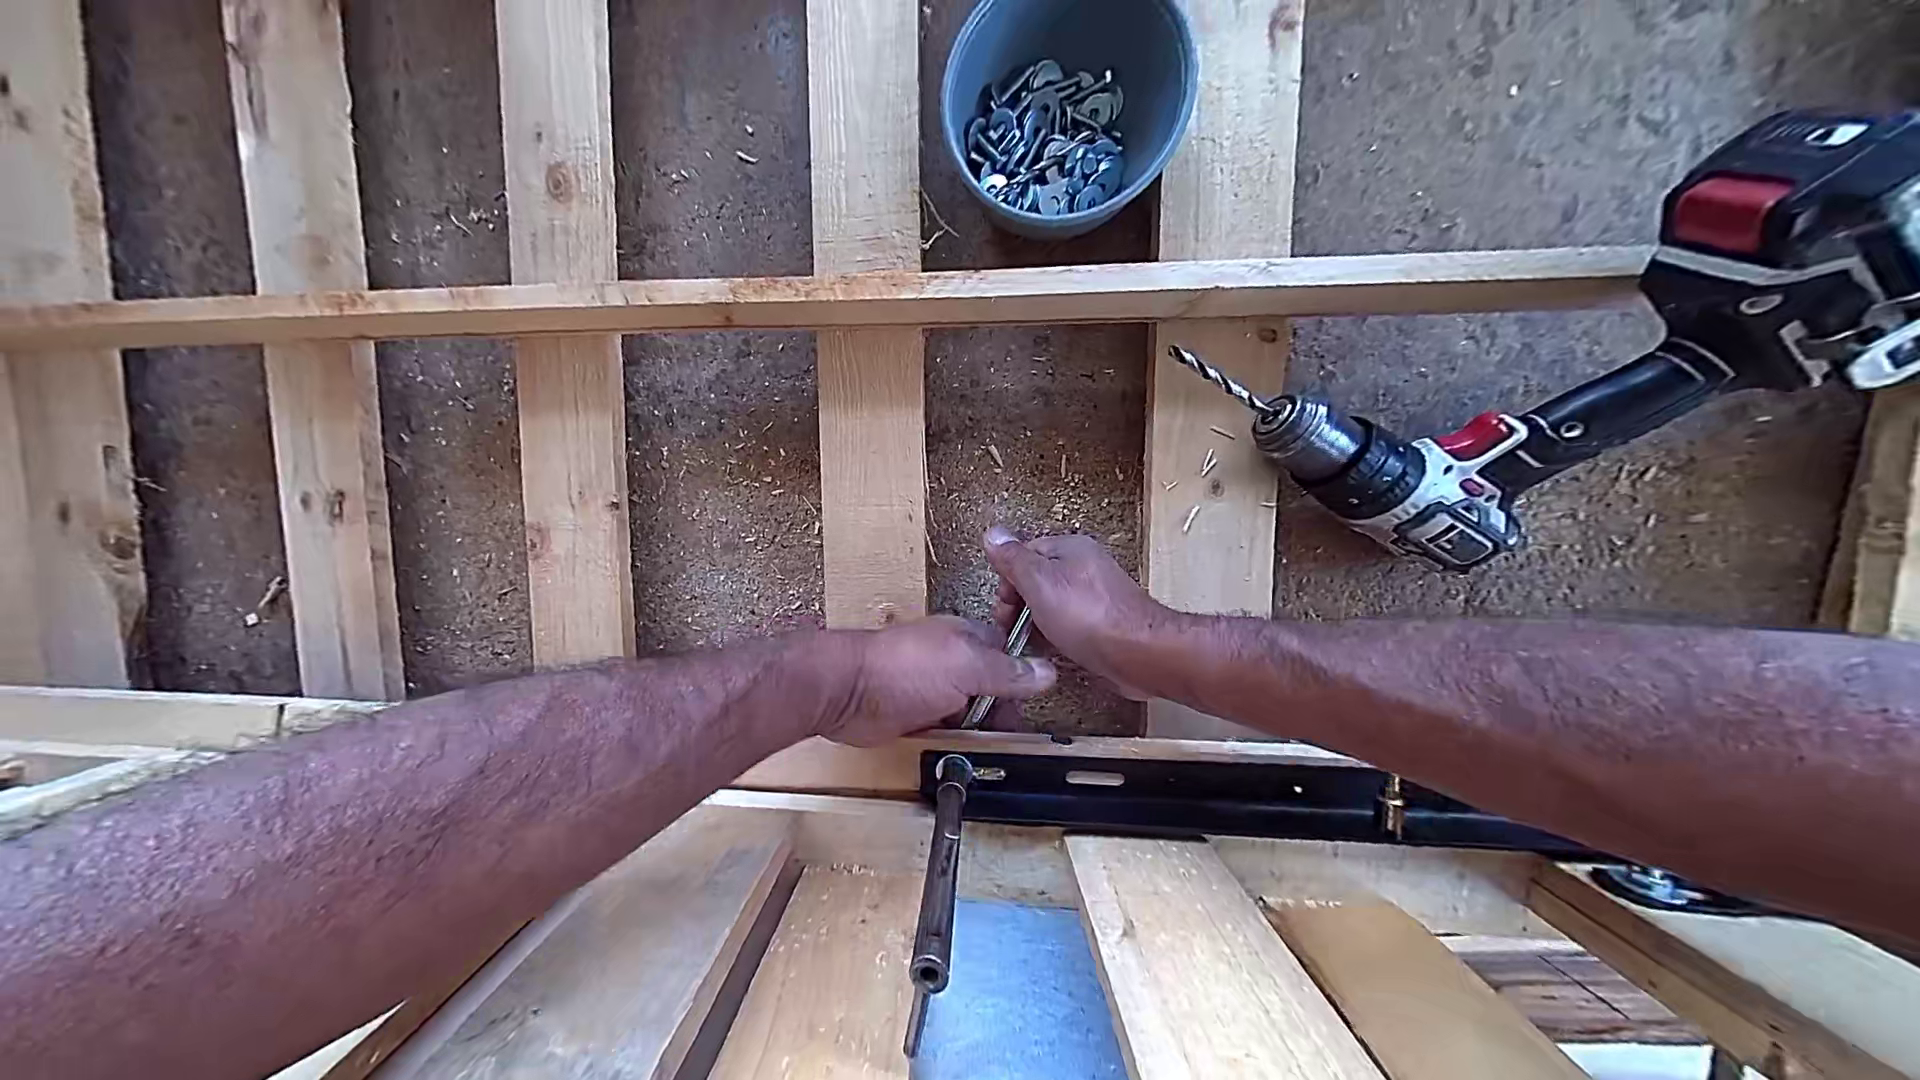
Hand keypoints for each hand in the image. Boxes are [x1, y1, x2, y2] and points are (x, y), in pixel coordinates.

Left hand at [817, 616, 1057, 746]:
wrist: (846, 692)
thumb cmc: (902, 668)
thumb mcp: (968, 666)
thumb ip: (1008, 671)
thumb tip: (1046, 670)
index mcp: (967, 639)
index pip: (1008, 655)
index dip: (1021, 679)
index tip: (1028, 704)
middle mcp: (952, 662)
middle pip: (991, 688)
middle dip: (999, 711)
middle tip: (1005, 733)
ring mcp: (932, 690)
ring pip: (970, 713)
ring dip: (977, 731)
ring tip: (985, 748)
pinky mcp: (915, 717)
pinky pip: (946, 731)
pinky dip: (954, 742)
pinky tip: (960, 752)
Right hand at [983, 526, 1179, 701]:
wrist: (1138, 654)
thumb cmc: (1091, 616)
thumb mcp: (1039, 581)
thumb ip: (1013, 558)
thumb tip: (993, 535)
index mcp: (1070, 548)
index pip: (1023, 554)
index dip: (1008, 579)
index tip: (1004, 602)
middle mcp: (1084, 567)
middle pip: (1036, 580)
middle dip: (1019, 604)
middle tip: (1012, 625)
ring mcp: (1094, 596)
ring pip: (1051, 605)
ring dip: (1035, 623)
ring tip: (1030, 642)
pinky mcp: (1102, 623)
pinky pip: (1068, 625)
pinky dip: (1055, 636)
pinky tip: (1051, 651)